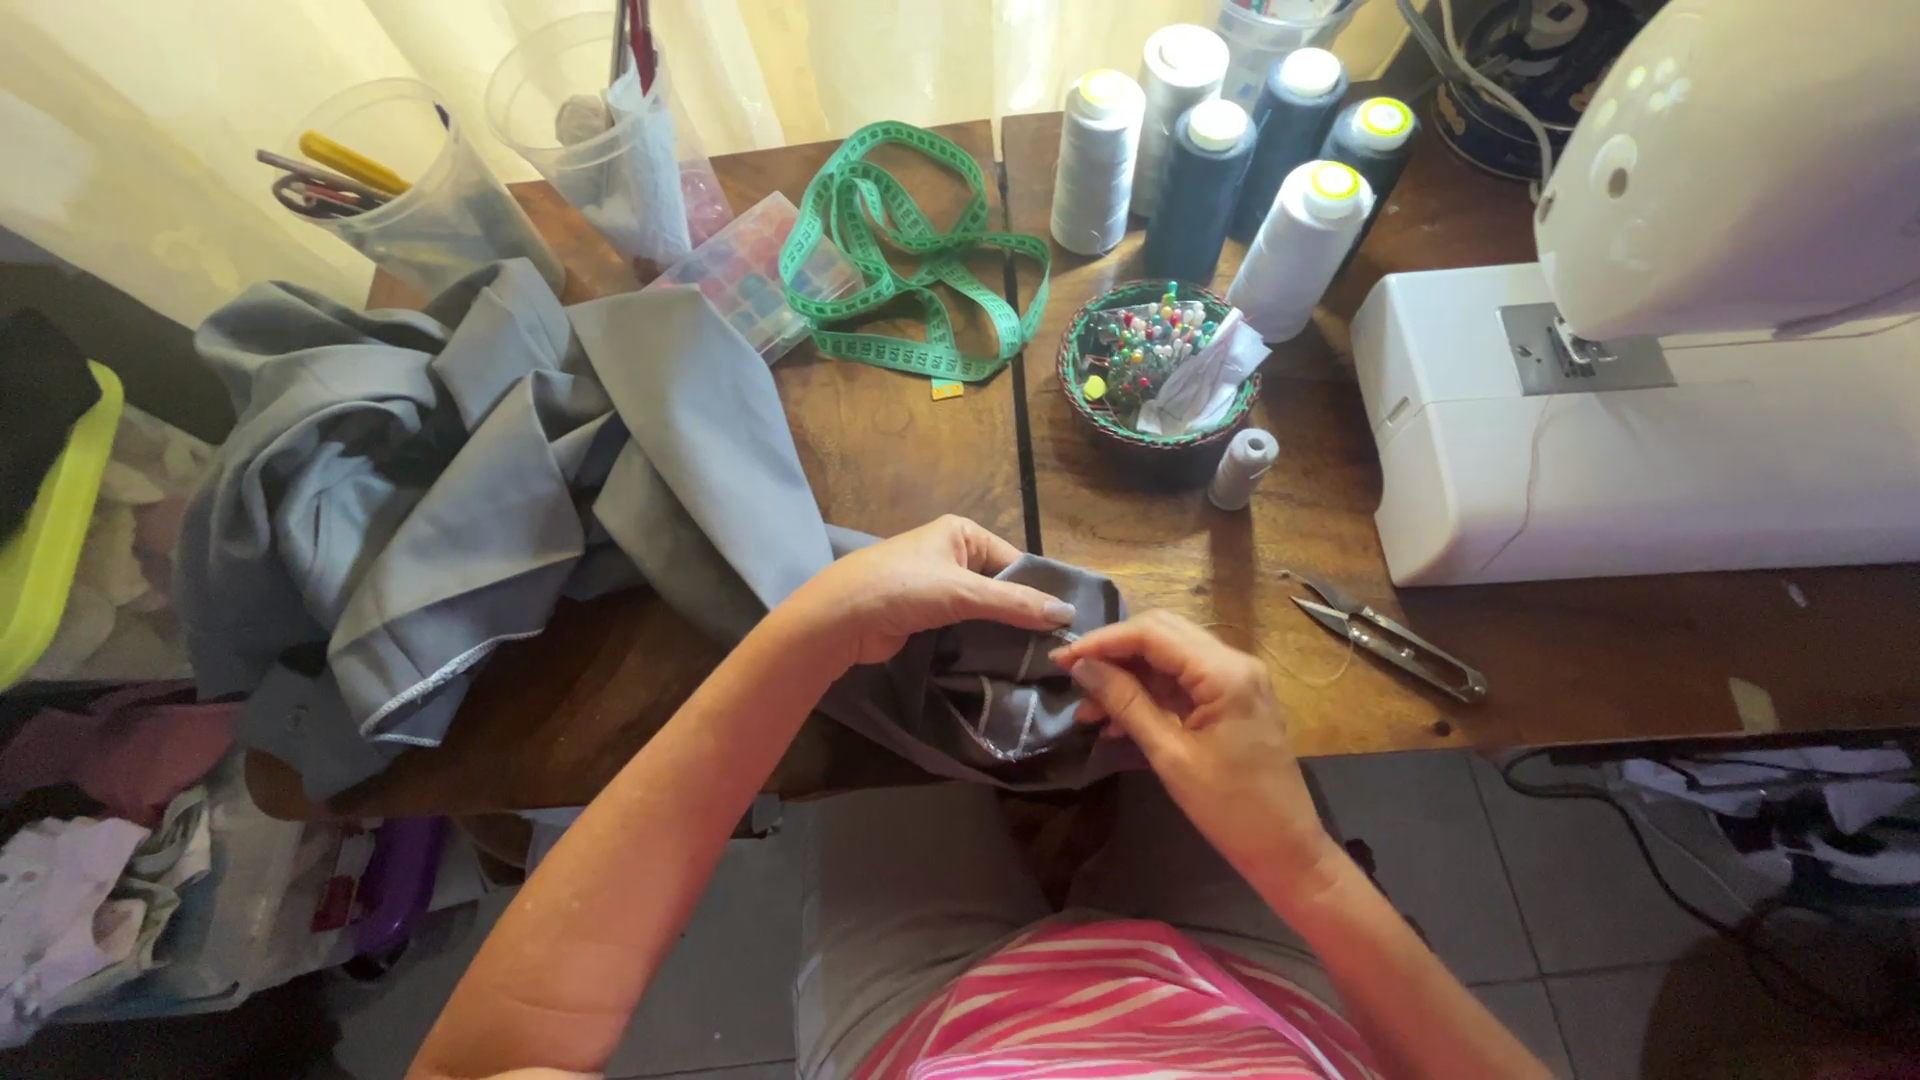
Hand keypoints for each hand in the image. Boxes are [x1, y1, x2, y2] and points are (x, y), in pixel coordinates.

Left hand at [786, 516, 1075, 667]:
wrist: (842, 618)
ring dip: (1002, 632)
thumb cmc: (903, 588)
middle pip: (1001, 586)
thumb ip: (1015, 604)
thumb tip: (1067, 614)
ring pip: (984, 610)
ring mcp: (938, 586)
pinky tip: (1004, 663)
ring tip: (1037, 659)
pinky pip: (965, 627)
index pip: (1015, 561)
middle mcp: (952, 554)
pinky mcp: (928, 616)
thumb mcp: (963, 591)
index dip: (1038, 591)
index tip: (1065, 624)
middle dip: (1021, 614)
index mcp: (962, 533)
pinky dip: (981, 642)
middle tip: (1055, 647)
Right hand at [1051, 611, 1341, 902]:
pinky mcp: (1230, 698)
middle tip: (1074, 675)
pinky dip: (1147, 693)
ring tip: (1089, 710)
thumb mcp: (1170, 755)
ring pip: (1167, 656)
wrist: (1285, 850)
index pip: (1152, 633)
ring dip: (1127, 676)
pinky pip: (1180, 681)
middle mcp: (1234, 662)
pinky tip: (1116, 721)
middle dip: (1113, 652)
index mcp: (1225, 673)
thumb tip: (1082, 667)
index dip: (1103, 641)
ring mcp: (1235, 679)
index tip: (1063, 660)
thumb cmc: (1230, 808)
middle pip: (1161, 633)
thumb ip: (1126, 702)